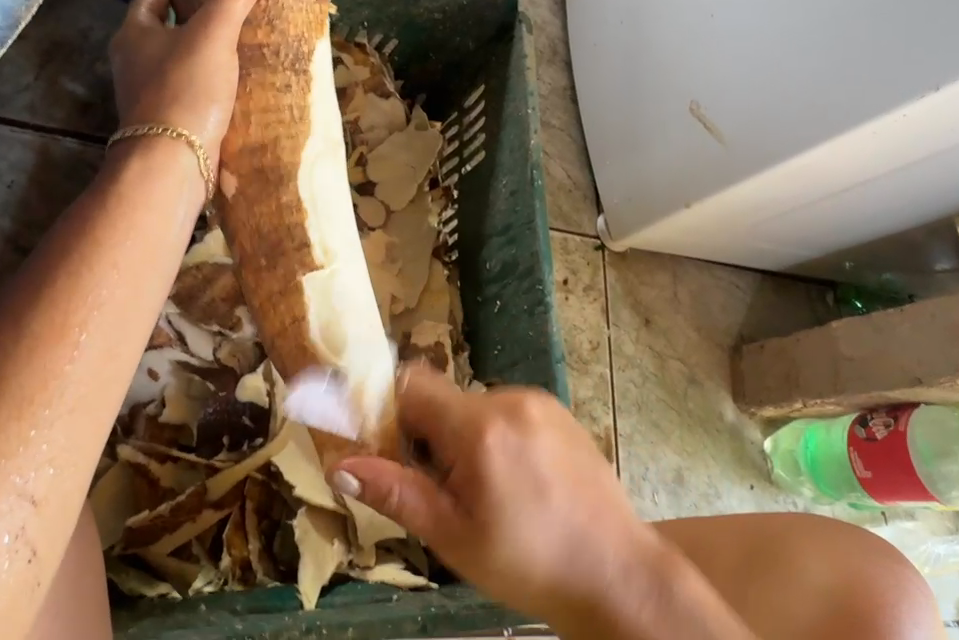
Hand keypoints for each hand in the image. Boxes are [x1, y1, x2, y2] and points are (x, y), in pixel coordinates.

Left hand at [109, 0, 279, 148]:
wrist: (170, 168)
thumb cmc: (183, 92)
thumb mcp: (214, 33)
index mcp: (134, 33)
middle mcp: (134, 62)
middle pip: (166, 25)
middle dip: (198, 15)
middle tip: (239, 7)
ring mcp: (150, 96)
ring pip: (180, 61)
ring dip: (207, 52)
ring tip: (247, 44)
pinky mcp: (171, 124)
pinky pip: (192, 92)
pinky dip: (212, 84)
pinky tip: (241, 86)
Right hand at [329, 367, 667, 628]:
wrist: (617, 573)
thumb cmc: (528, 563)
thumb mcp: (452, 537)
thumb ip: (396, 492)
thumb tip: (341, 463)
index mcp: (480, 427)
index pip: (410, 384)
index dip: (386, 407)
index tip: (381, 444)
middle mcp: (510, 399)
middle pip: (443, 399)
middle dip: (430, 435)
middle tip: (441, 490)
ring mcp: (540, 401)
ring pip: (475, 407)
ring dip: (464, 438)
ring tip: (485, 494)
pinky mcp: (560, 411)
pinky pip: (508, 412)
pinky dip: (496, 437)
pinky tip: (516, 483)